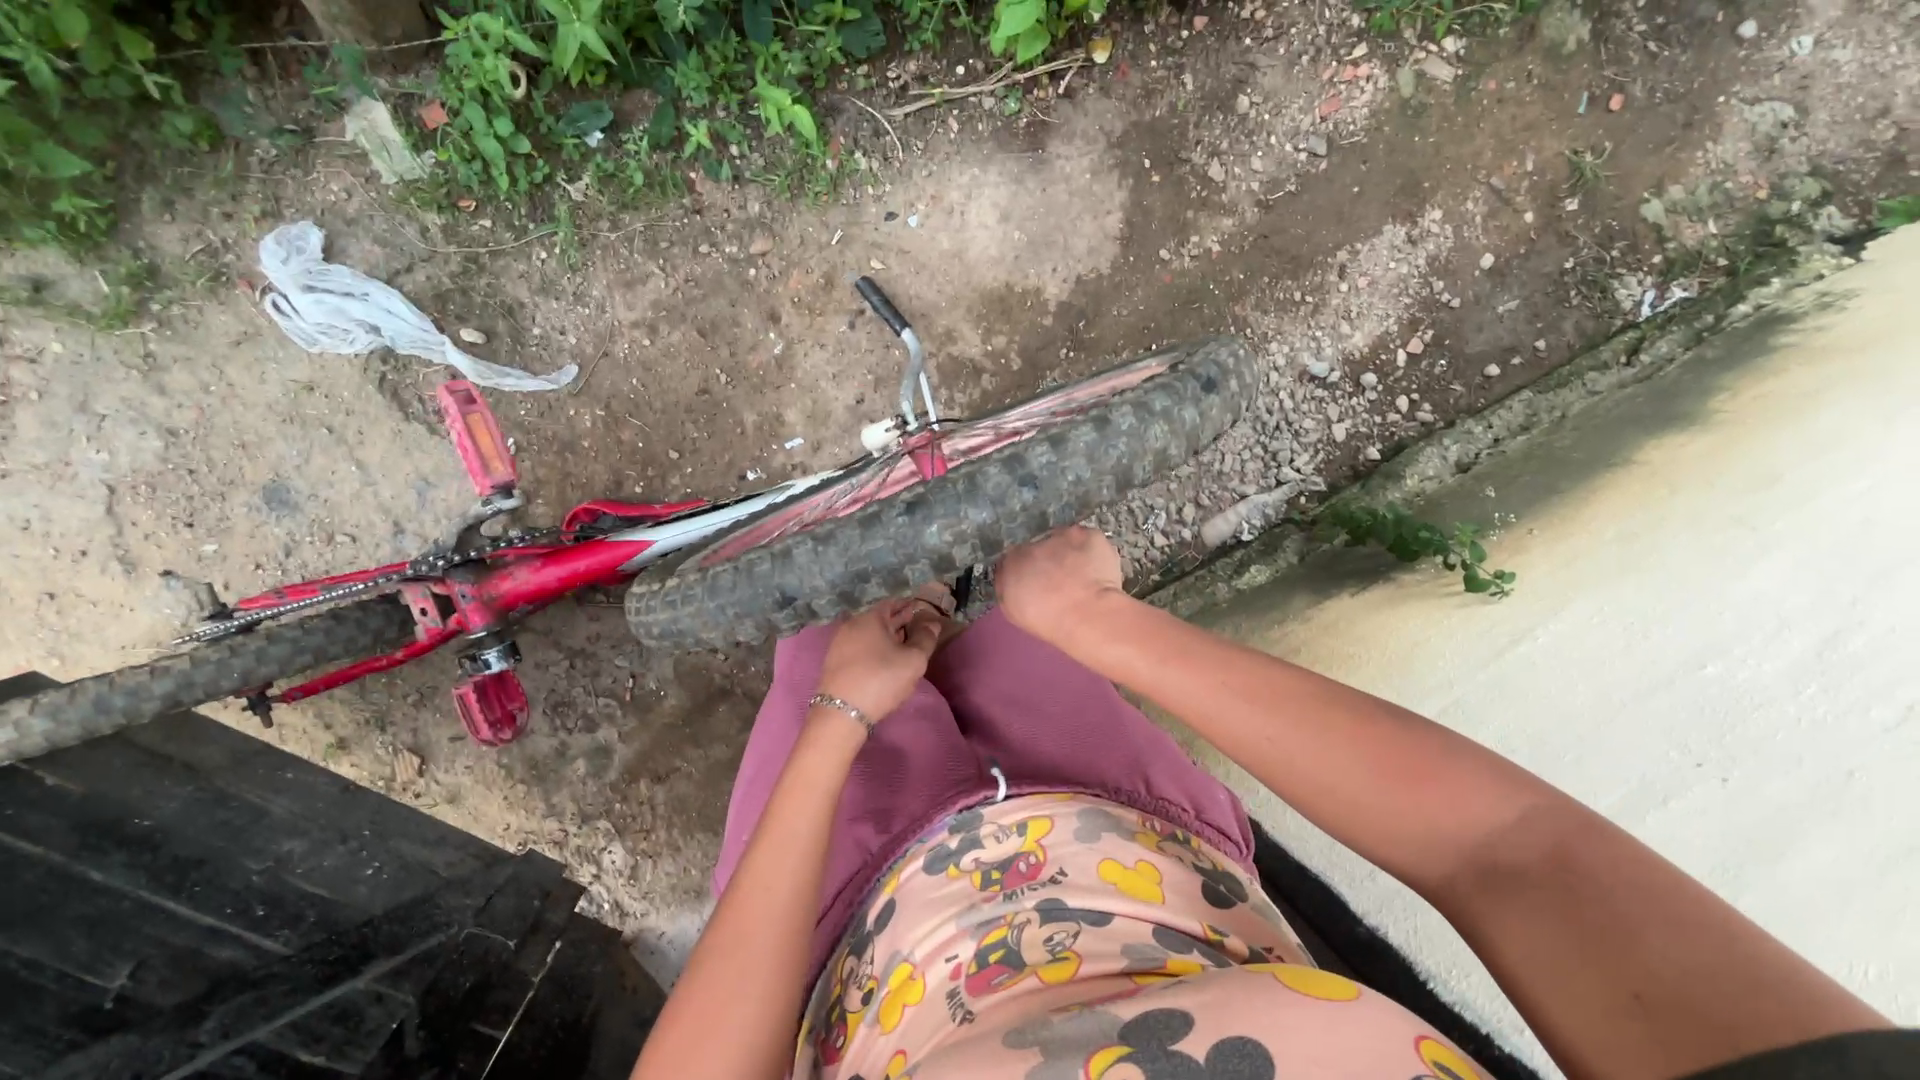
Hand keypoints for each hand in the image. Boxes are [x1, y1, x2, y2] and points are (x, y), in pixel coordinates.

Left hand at [814, 593, 946, 722]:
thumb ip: (925, 639)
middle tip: (915, 624)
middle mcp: (852, 626)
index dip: (907, 605)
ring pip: (869, 634)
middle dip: (898, 621)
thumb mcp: (913, 660)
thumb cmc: (882, 679)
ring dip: (886, 636)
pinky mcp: (836, 662)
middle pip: (879, 619)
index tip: (920, 608)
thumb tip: (932, 624)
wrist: (842, 711)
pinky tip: (883, 658)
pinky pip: (860, 647)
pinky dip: (874, 648)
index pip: (892, 604)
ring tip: (903, 642)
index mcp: (870, 618)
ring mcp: (840, 644)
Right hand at [995, 526, 1128, 643]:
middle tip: (1062, 582)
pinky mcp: (1087, 535)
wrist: (1087, 614)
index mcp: (1012, 563)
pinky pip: (1088, 541)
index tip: (1038, 583)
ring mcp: (1061, 537)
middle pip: (1039, 548)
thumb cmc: (1050, 621)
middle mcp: (1033, 545)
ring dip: (1069, 554)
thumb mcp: (1015, 612)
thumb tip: (1013, 580)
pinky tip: (1096, 571)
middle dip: (1049, 561)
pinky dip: (1091, 552)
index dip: (1028, 571)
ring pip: (1064, 542)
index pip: (1015, 559)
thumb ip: (1009, 588)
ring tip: (1082, 577)